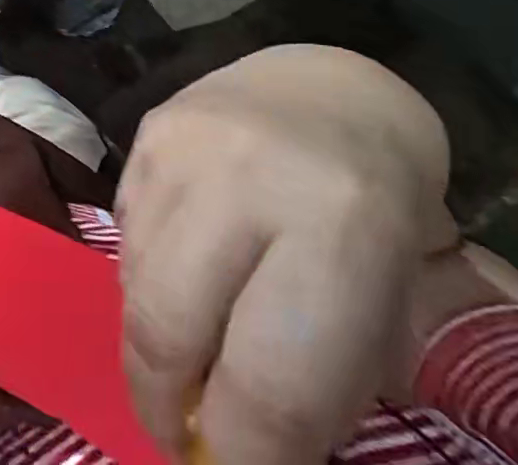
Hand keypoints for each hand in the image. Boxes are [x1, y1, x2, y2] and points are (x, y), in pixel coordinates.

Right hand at [116, 45, 455, 464]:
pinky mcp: (139, 137)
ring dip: (149, 345)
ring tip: (175, 363)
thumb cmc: (382, 205)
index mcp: (343, 230)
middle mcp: (244, 181)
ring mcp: (177, 151)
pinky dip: (143, 281)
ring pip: (133, 283)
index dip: (248, 454)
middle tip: (175, 436)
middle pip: (169, 327)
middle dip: (163, 405)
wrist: (319, 89)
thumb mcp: (394, 300)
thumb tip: (242, 443)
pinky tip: (176, 278)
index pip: (274, 379)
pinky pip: (124, 236)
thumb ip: (321, 376)